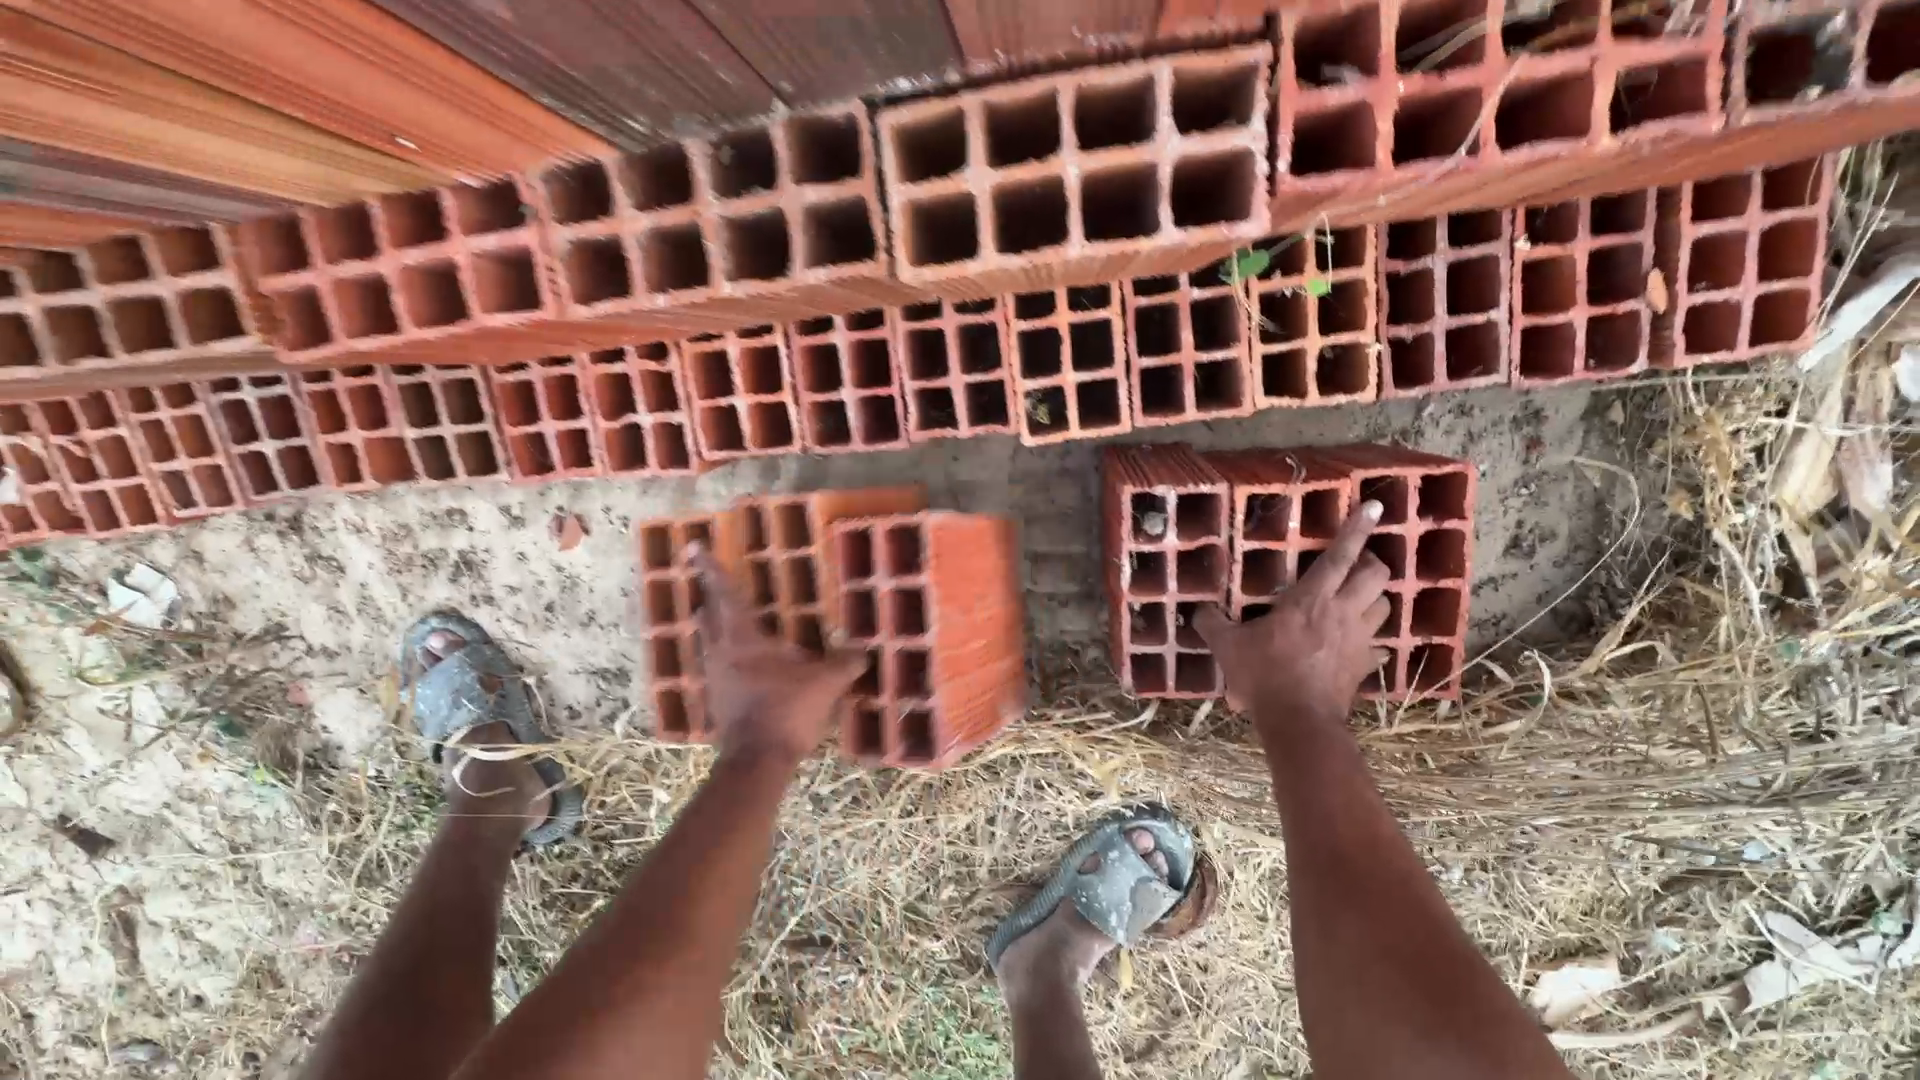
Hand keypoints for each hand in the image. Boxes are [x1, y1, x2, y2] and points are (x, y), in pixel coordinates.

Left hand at [690, 546, 866, 766]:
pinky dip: (724, 655)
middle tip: (714, 584)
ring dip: (714, 626)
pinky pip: (715, 665)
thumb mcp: (826, 683)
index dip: (710, 568)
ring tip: (726, 620)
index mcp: (742, 636)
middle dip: (709, 597)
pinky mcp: (716, 699)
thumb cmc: (788, 709)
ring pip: (707, 641)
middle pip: (707, 615)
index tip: (693, 546)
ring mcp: (713, 677)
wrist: (757, 760)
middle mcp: (719, 651)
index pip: (724, 593)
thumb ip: (845, 663)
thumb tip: (862, 651)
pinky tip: (741, 664)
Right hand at [1194, 501, 1391, 735]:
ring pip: (1385, 606)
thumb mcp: (1227, 646)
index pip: (1341, 555)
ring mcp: (1360, 640)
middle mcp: (1343, 612)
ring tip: (1359, 599)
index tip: (1373, 506)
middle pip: (1376, 575)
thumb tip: (1198, 611)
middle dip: (1372, 562)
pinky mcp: (1365, 667)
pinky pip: (1379, 647)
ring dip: (1375, 598)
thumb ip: (1212, 624)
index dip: (1357, 528)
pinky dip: (1373, 642)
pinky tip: (1361, 647)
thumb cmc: (1263, 674)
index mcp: (1311, 599)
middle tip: (1358, 563)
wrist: (1298, 719)